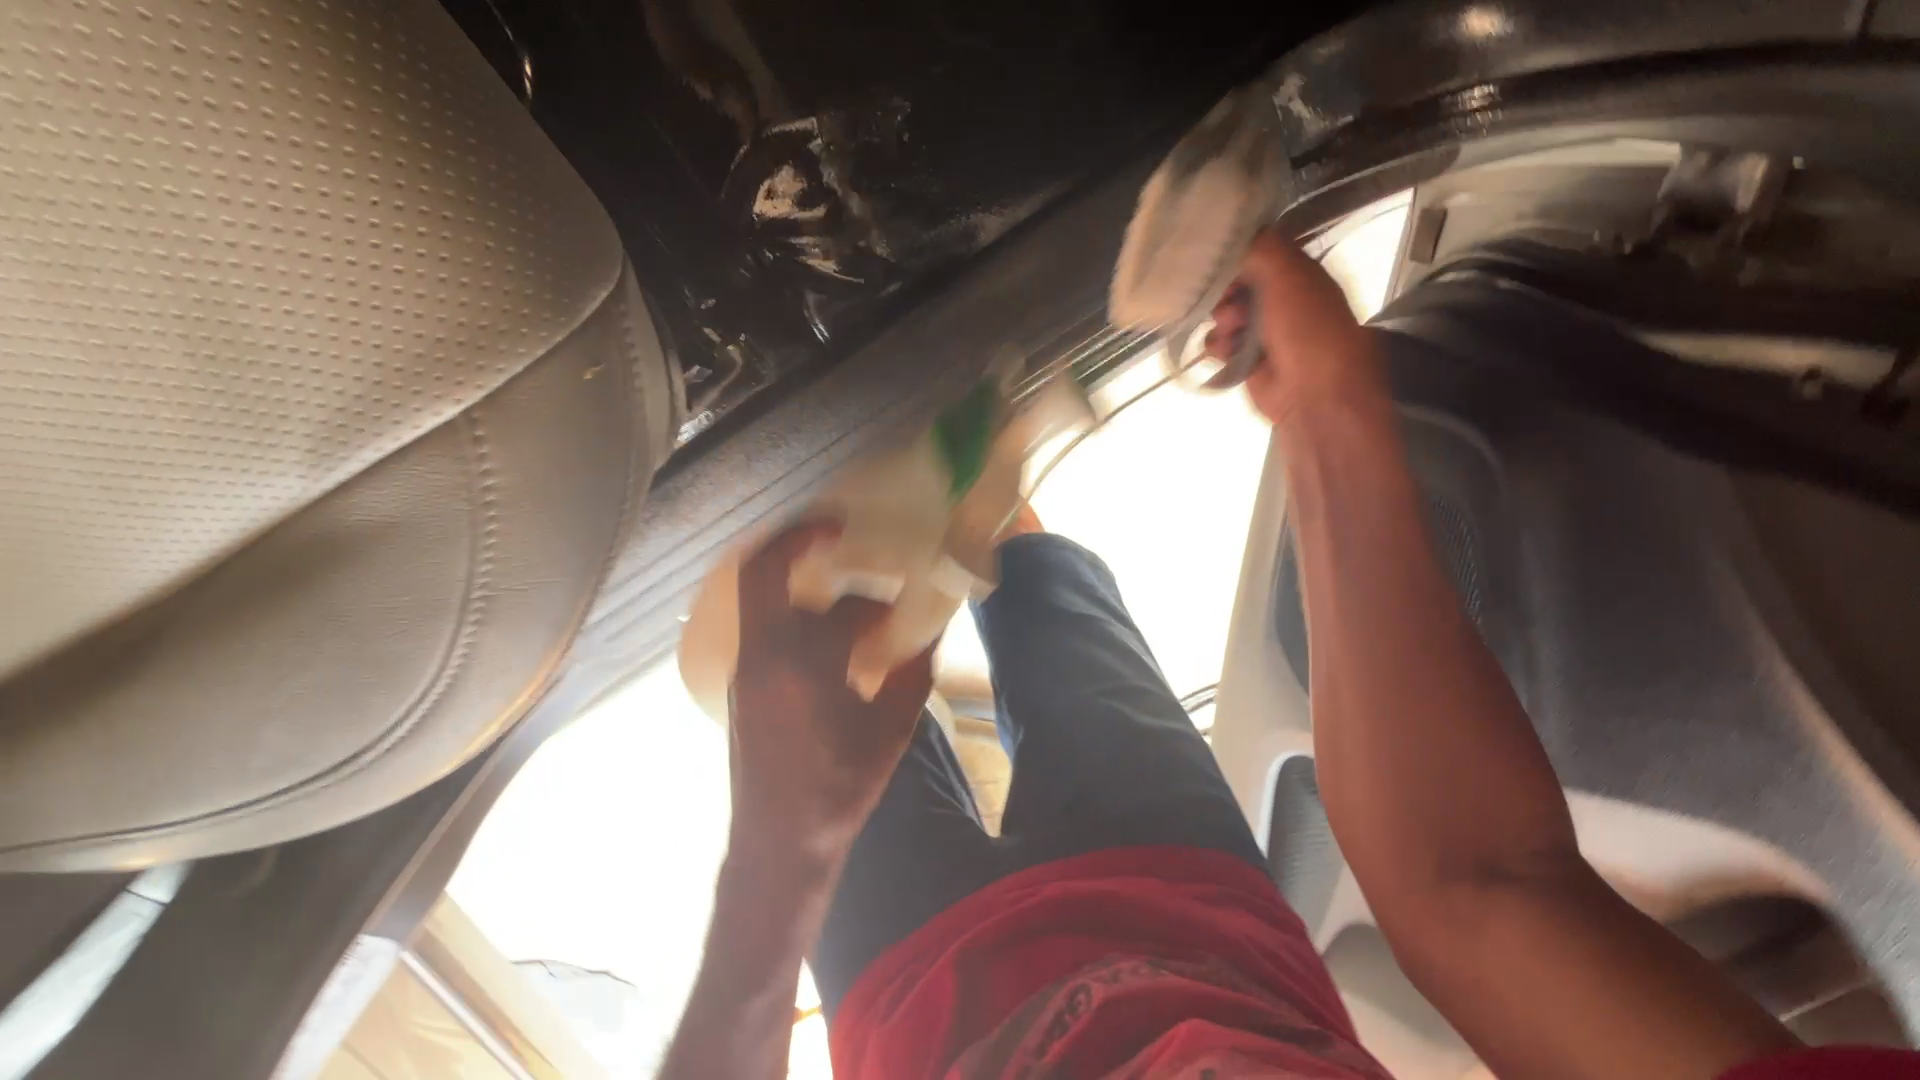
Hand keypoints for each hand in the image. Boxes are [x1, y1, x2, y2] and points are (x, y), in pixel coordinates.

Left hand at [728, 519, 936, 862]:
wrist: (779, 842)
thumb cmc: (839, 789)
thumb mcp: (891, 730)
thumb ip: (913, 671)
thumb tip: (931, 628)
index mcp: (802, 665)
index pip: (841, 605)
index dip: (872, 593)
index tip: (886, 581)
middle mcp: (762, 656)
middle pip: (762, 571)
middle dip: (797, 538)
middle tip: (835, 526)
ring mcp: (744, 669)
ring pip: (761, 597)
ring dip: (796, 578)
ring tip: (839, 581)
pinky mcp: (741, 684)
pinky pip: (762, 625)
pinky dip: (790, 610)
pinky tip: (825, 630)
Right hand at [1205, 229, 1389, 425]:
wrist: (1313, 392)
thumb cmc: (1308, 328)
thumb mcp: (1289, 274)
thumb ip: (1261, 248)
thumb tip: (1233, 235)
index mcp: (1297, 273)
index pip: (1258, 251)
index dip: (1236, 253)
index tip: (1219, 259)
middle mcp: (1280, 299)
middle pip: (1234, 282)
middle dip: (1223, 289)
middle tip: (1226, 299)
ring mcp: (1262, 330)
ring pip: (1222, 313)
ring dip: (1220, 320)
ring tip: (1232, 331)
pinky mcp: (1246, 359)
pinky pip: (1219, 345)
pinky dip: (1218, 347)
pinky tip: (1227, 352)